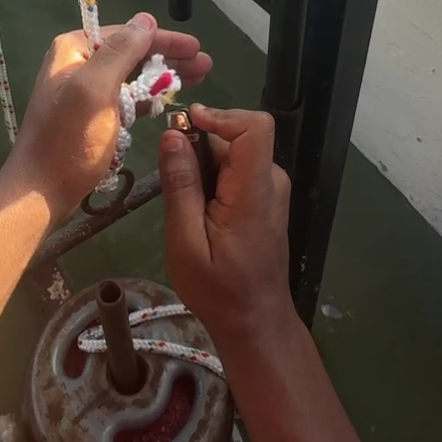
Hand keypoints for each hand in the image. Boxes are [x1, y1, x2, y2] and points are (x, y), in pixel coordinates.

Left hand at [2, 13, 211, 221]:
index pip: (127, 34)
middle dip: (168, 58)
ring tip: (196, 81)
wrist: (39, 193)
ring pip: (131, 75)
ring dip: (161, 77)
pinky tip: (165, 101)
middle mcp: (76, 63)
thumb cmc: (69, 141)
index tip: (196, 47)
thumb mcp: (95, 90)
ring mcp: (82, 90)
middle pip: (131, 53)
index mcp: (73, 49)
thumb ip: (120, 52)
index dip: (164, 40)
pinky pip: (124, 98)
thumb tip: (145, 20)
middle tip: (205, 65)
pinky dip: (145, 98)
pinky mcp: (89, 115)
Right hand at [159, 105, 293, 341]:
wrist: (256, 325)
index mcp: (255, 190)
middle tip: (172, 182)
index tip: (184, 125)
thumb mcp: (186, 242)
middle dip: (198, 147)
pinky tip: (198, 210)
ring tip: (186, 205)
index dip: (220, 116)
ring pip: (230, 152)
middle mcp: (269, 180)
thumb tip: (171, 135)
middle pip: (234, 137)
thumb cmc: (218, 291)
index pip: (254, 127)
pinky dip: (210, 178)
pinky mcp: (263, 196)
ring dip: (202, 165)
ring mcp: (269, 188)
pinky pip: (233, 168)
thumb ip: (180, 185)